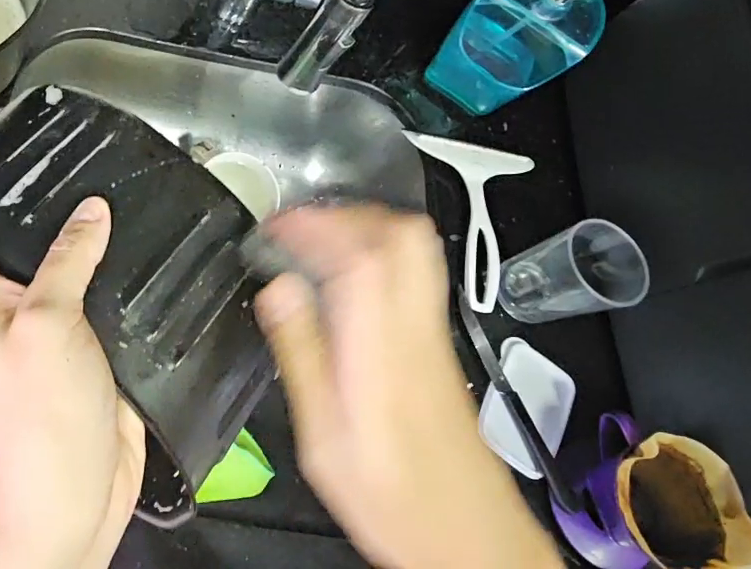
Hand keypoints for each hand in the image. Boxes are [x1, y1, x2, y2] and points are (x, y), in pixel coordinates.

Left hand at [0, 196, 145, 568]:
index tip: (46, 148)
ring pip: (86, 266)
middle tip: (109, 160)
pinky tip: (158, 243)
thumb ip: (67, 259)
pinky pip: (115, 298)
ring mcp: (63, 323)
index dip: (10, 187)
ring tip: (139, 189)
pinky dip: (132, 277)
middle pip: (44, 240)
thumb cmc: (41, 411)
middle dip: (74, 208)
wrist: (77, 497)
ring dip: (108, 242)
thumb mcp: (45, 321)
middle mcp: (20, 301)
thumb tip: (92, 207)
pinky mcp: (101, 345)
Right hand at [254, 205, 561, 568]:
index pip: (360, 253)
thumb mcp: (325, 437)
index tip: (279, 224)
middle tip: (303, 224)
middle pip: (401, 234)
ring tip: (323, 237)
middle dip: (346, 214)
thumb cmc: (394, 497)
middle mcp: (416, 325)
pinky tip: (350, 274)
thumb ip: (301, 355)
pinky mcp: (440, 344)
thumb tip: (276, 289)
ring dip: (366, 226)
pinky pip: (416, 270)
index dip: (317, 224)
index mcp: (382, 344)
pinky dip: (380, 250)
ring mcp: (435, 331)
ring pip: (416, 247)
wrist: (474, 538)